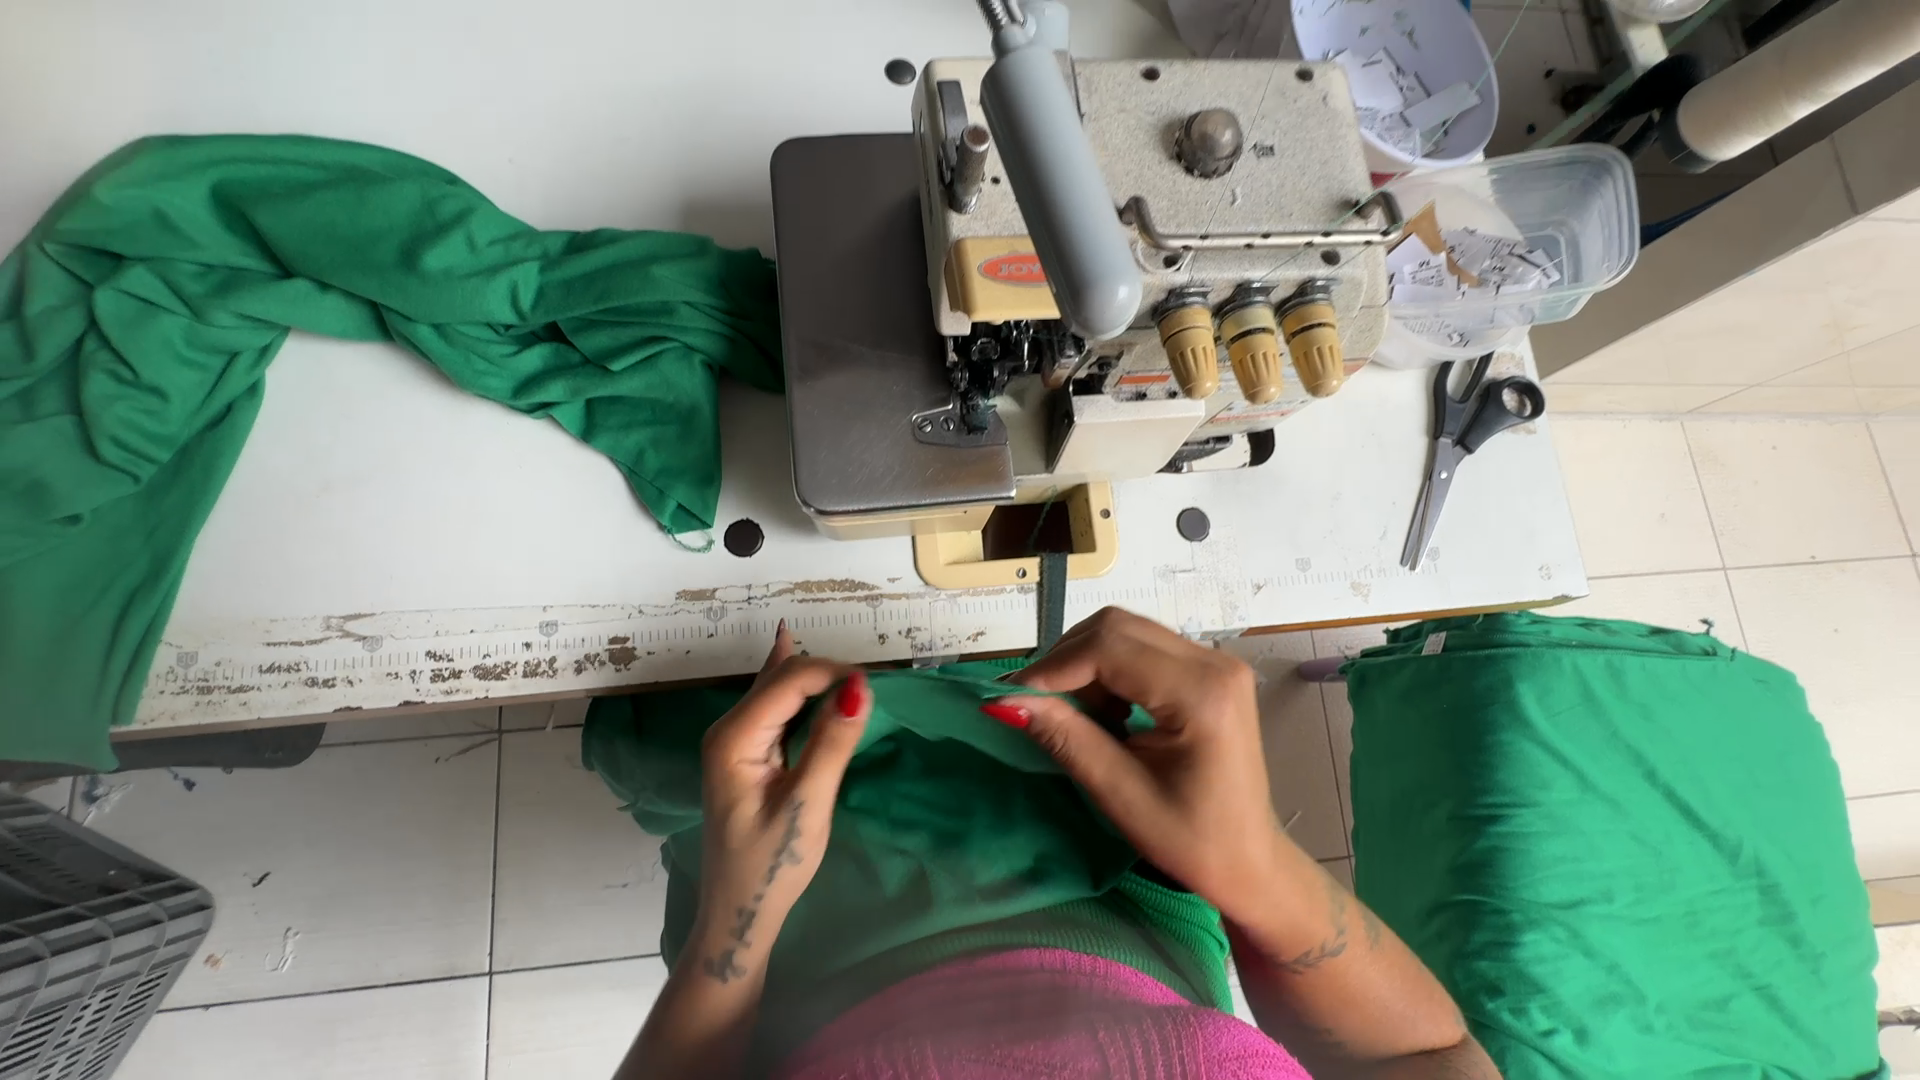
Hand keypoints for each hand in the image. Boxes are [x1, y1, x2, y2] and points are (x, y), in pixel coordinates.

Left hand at [693, 624, 869, 983]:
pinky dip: (796, 685)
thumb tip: (860, 686)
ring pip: (779, 688)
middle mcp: (728, 729)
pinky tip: (787, 644)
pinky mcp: (747, 752)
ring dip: (816, 678)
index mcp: (734, 738)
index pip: (789, 680)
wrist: (738, 914)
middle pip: (781, 678)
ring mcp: (735, 740)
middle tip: (871, 687)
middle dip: (826, 673)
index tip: (875, 686)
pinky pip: (775, 705)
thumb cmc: (771, 866)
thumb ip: (831, 744)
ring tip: (853, 672)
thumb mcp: (807, 806)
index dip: (833, 673)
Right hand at [985, 607, 1283, 924]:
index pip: (1108, 647)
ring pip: (1124, 631)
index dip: (1053, 667)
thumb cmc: (1191, 841)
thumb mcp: (1121, 795)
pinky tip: (1104, 712)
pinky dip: (1106, 669)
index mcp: (1201, 694)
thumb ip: (1065, 738)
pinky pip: (1140, 646)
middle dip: (1065, 661)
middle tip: (1037, 705)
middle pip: (1115, 627)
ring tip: (1073, 714)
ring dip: (1084, 664)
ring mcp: (1214, 661)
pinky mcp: (1207, 669)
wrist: (1251, 862)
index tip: (1011, 699)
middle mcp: (1213, 662)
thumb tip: (1002, 702)